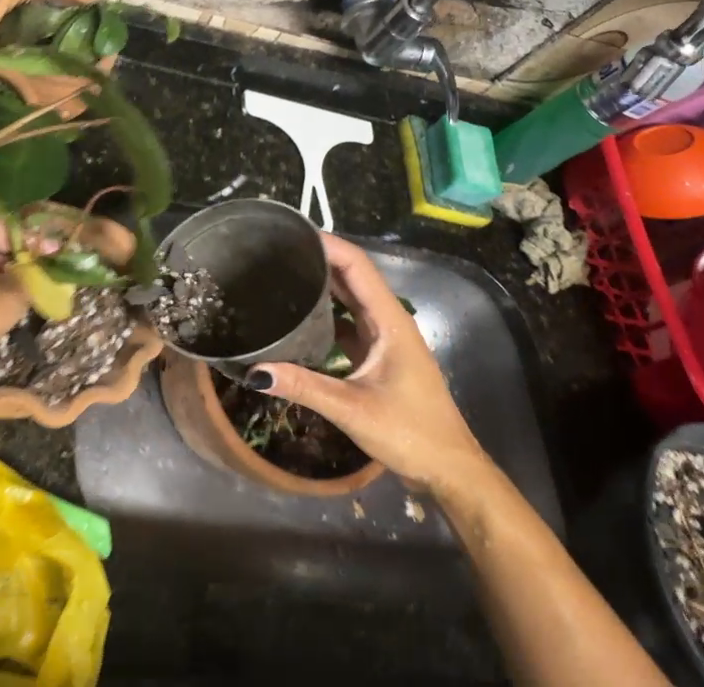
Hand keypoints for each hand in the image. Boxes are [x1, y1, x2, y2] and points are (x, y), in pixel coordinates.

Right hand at [250, 233, 491, 493]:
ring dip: (319, 285)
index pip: (357, 267)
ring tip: (277, 274)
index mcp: (390, 322)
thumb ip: (304, 387)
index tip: (290, 234)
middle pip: (351, 277)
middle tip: (273, 250)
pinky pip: (345, 324)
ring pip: (349, 300)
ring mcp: (383, 339)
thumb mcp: (353, 410)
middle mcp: (388, 322)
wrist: (449, 470)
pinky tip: (294, 319)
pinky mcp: (376, 357)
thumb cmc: (411, 433)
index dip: (327, 244)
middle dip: (317, 259)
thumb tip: (254, 372)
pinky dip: (322, 315)